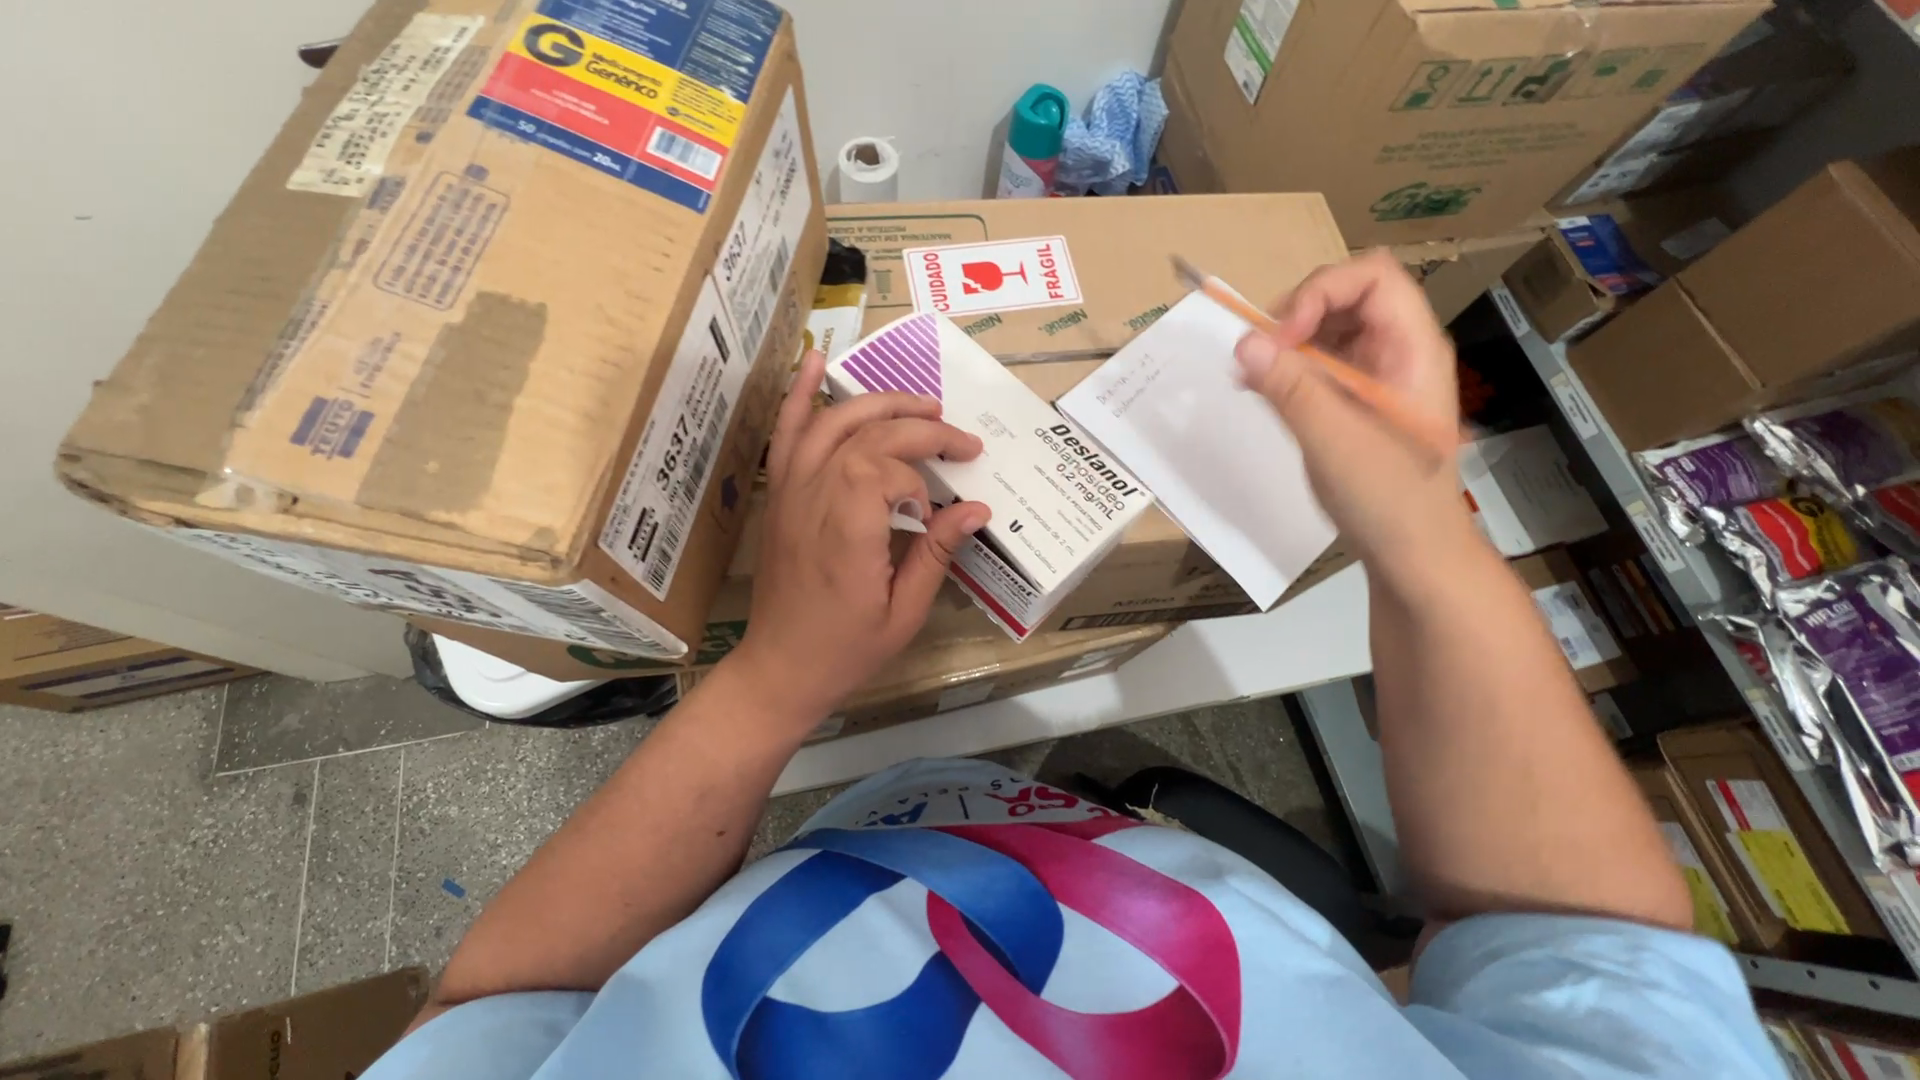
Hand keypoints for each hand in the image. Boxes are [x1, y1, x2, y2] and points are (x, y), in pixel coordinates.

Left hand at [726, 351, 990, 724]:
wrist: (780, 667)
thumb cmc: (846, 649)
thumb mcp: (904, 613)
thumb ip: (937, 554)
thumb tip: (977, 509)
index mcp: (846, 534)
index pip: (884, 469)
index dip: (921, 474)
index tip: (940, 503)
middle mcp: (813, 501)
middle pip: (867, 436)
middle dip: (919, 428)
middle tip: (959, 439)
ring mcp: (789, 492)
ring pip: (833, 424)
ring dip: (879, 404)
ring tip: (921, 404)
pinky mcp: (779, 494)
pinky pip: (787, 434)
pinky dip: (800, 394)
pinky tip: (816, 361)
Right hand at [1234, 251, 1470, 574]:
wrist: (1412, 552)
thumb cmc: (1388, 498)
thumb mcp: (1334, 440)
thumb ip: (1290, 387)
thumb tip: (1242, 342)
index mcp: (1412, 348)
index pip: (1371, 278)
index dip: (1319, 292)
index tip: (1281, 337)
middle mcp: (1398, 350)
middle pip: (1346, 295)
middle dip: (1297, 313)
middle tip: (1260, 353)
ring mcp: (1378, 375)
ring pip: (1329, 327)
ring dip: (1287, 341)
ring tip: (1254, 373)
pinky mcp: (1356, 400)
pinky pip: (1320, 363)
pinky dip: (1287, 367)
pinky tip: (1262, 389)